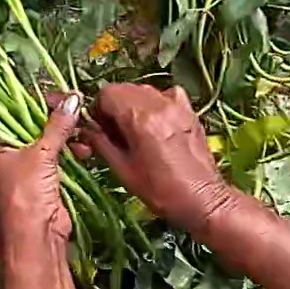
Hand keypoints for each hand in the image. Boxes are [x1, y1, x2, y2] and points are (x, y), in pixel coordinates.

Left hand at [0, 93, 81, 267]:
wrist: (37, 234)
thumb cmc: (24, 196)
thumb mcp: (41, 153)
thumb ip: (58, 126)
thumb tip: (72, 101)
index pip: (15, 113)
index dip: (37, 103)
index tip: (59, 96)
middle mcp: (10, 155)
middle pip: (35, 126)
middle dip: (58, 120)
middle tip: (76, 111)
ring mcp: (29, 167)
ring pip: (50, 142)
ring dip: (68, 136)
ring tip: (83, 132)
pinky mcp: (47, 179)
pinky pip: (61, 158)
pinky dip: (73, 152)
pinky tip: (84, 149)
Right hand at [75, 84, 235, 232]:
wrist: (203, 199)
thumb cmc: (163, 191)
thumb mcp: (123, 170)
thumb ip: (101, 143)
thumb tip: (85, 129)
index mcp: (141, 118)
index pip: (106, 93)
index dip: (97, 111)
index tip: (100, 130)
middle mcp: (160, 103)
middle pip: (123, 89)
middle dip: (114, 108)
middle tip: (115, 134)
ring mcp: (178, 104)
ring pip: (142, 91)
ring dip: (132, 106)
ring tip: (135, 133)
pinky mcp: (189, 109)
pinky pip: (164, 96)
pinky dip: (154, 106)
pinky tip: (156, 127)